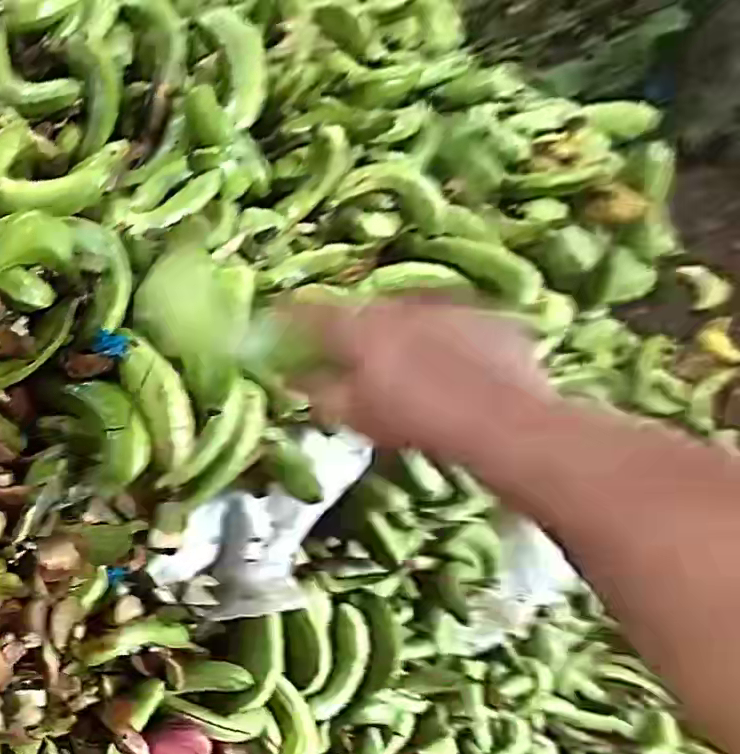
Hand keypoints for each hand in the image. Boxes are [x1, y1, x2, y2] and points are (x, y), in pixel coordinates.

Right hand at [289, 298, 555, 458]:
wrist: (504, 422)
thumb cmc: (412, 420)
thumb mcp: (348, 412)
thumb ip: (315, 388)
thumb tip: (290, 376)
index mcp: (359, 330)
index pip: (312, 314)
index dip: (289, 314)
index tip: (273, 316)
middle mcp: (402, 309)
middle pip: (361, 308)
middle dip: (342, 320)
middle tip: (330, 338)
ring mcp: (450, 310)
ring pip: (404, 311)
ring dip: (387, 325)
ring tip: (381, 346)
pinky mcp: (489, 319)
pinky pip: (445, 319)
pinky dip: (429, 332)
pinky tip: (431, 354)